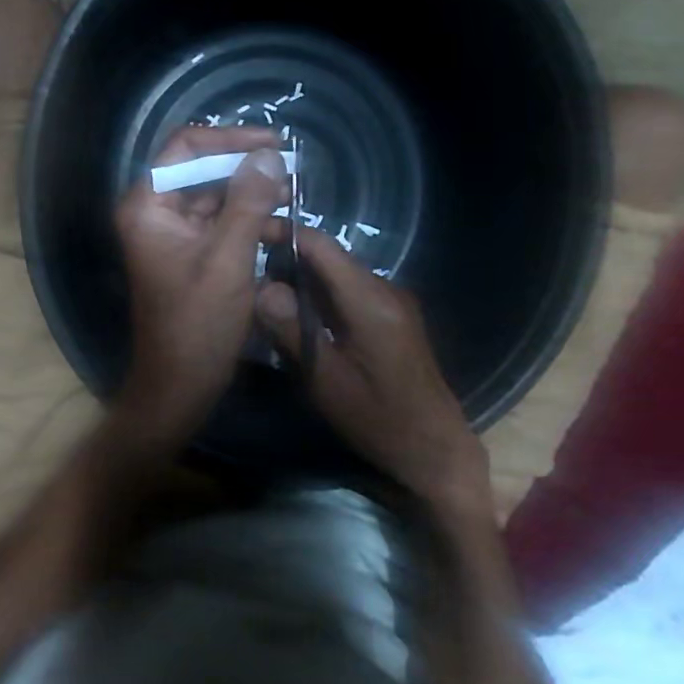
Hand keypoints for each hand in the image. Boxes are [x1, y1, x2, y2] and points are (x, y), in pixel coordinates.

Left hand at [116, 125, 288, 435]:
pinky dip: (249, 222)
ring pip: (215, 196)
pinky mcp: (189, 253)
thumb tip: (269, 154)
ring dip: (253, 195)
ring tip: (295, 198)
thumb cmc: (198, 324)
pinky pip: (220, 224)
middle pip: (201, 169)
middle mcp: (155, 212)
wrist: (179, 385)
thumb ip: (248, 202)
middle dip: (247, 168)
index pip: (185, 147)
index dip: (230, 138)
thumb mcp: (228, 259)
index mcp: (149, 205)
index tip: (274, 145)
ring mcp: (172, 233)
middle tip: (292, 172)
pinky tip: (283, 229)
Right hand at [254, 230, 489, 518]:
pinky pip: (349, 295)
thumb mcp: (324, 379)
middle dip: (288, 261)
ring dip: (303, 282)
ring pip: (337, 277)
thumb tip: (261, 285)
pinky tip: (299, 320)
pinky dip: (320, 299)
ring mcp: (392, 305)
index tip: (249, 234)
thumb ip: (291, 329)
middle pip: (329, 259)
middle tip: (248, 278)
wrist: (435, 451)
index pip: (322, 246)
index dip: (285, 233)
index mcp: (369, 300)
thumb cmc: (378, 418)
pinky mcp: (392, 321)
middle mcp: (384, 291)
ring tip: (266, 300)